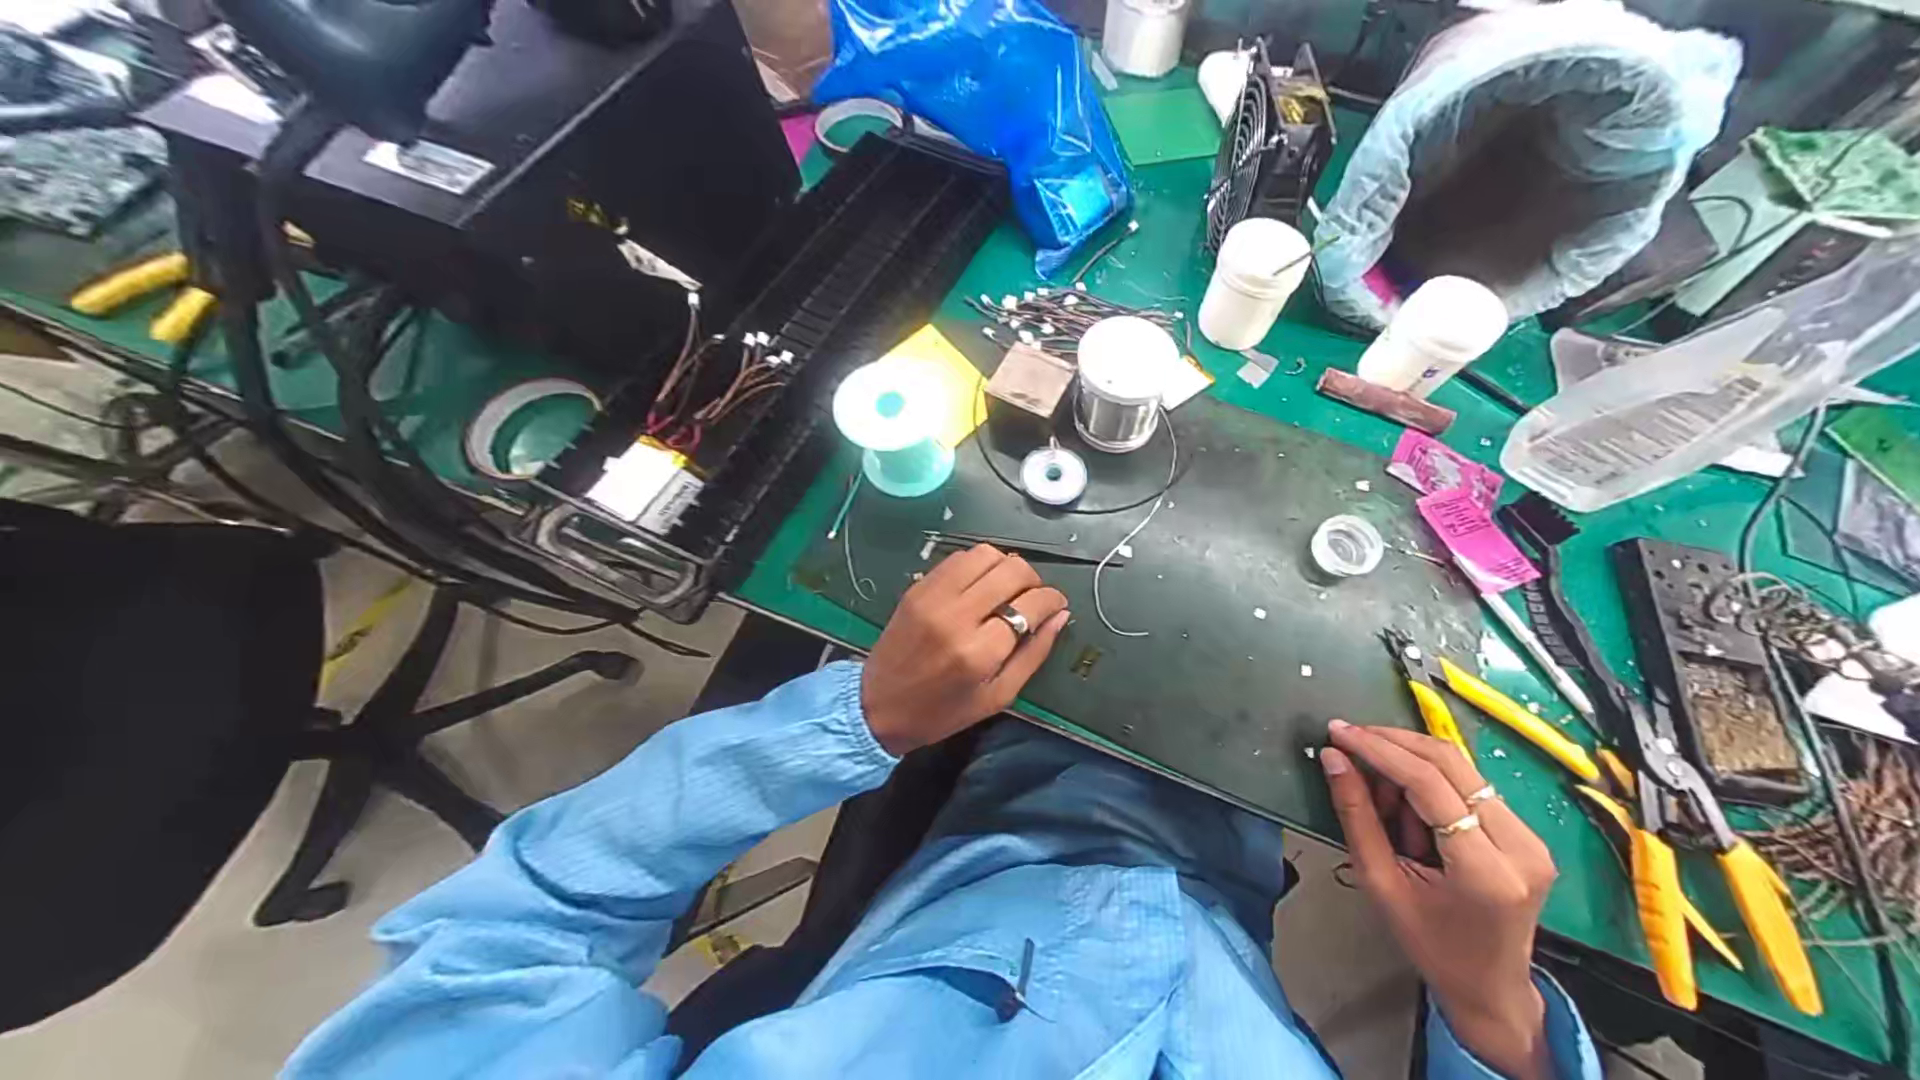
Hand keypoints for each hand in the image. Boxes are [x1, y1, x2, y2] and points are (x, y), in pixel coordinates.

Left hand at [861, 544, 1068, 754]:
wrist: (878, 706)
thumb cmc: (943, 712)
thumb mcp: (998, 696)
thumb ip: (1034, 654)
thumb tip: (1060, 616)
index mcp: (979, 651)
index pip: (1031, 605)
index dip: (1052, 600)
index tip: (1056, 605)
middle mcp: (957, 615)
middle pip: (1012, 570)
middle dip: (1033, 579)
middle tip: (1032, 598)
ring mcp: (933, 596)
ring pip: (985, 554)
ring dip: (1005, 567)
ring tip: (1006, 589)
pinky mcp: (917, 587)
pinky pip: (958, 558)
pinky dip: (977, 565)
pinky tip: (979, 586)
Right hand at [1321, 720, 1557, 1079]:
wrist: (1490, 988)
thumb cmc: (1429, 943)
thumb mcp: (1379, 881)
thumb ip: (1356, 815)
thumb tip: (1333, 757)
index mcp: (1486, 869)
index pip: (1428, 782)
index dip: (1378, 748)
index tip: (1338, 731)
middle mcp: (1521, 845)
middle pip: (1449, 762)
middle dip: (1391, 742)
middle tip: (1347, 740)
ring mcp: (1531, 837)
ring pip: (1458, 767)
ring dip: (1407, 763)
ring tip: (1379, 797)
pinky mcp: (1526, 833)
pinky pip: (1467, 784)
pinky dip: (1426, 780)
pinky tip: (1403, 804)